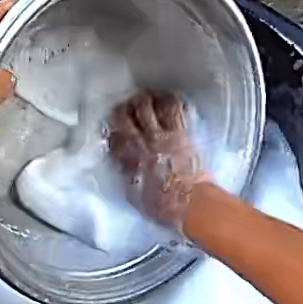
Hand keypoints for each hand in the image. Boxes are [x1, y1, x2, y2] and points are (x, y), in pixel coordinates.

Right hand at [107, 92, 208, 228]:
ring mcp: (162, 134)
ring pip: (147, 106)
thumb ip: (126, 175)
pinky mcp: (181, 132)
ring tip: (145, 97)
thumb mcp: (133, 194)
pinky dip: (169, 100)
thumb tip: (124, 166)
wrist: (191, 203)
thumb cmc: (163, 206)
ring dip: (144, 100)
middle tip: (125, 107)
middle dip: (122, 109)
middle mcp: (141, 142)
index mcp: (128, 159)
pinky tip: (168, 98)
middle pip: (124, 116)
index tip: (113, 132)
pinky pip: (173, 109)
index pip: (113, 138)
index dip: (111, 132)